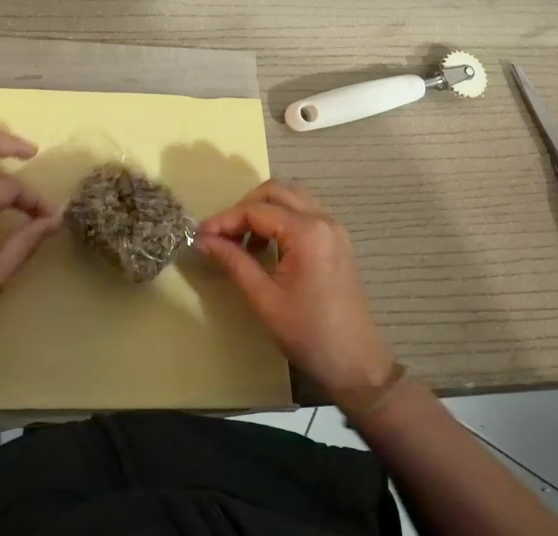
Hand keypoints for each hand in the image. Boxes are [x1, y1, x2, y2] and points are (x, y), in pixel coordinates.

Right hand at [194, 180, 393, 395]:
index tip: (200, 236)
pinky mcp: (337, 241)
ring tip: (242, 242)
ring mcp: (334, 229)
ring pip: (291, 198)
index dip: (224, 220)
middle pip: (275, 192)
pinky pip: (304, 213)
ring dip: (263, 211)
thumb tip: (202, 240)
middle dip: (243, 208)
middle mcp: (324, 220)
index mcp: (307, 232)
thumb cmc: (308, 333)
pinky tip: (266, 248)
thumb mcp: (264, 298)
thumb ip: (233, 261)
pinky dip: (280, 220)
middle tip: (222, 235)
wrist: (357, 364)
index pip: (256, 210)